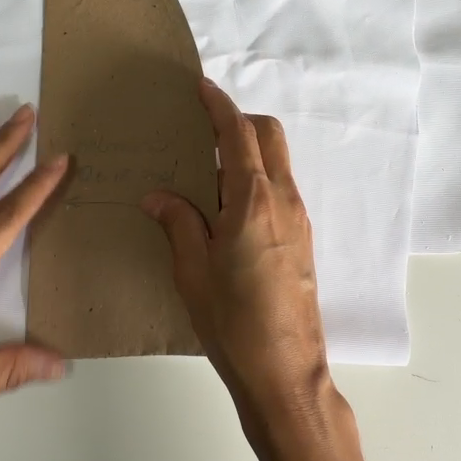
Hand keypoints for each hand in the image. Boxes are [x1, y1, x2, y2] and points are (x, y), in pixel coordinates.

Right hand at [144, 80, 364, 460]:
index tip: (202, 87)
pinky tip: (227, 207)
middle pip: (268, 135)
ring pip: (277, 160)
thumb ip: (178, 224)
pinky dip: (257, 177)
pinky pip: (280, 187)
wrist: (286, 373)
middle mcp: (283, 199)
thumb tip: (158, 197)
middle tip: (204, 129)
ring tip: (208, 172)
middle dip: (239, 121)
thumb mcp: (193, 272)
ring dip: (248, 150)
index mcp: (253, 200)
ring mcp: (298, 217)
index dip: (220, 105)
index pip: (238, 134)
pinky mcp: (302, 238)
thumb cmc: (234, 322)